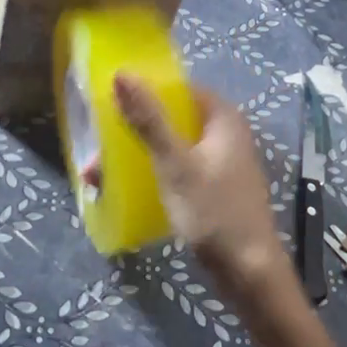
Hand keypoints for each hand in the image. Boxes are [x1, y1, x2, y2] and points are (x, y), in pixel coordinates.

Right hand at [112, 76, 289, 305]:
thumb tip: (123, 74)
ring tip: (96, 174)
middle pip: (173, 118)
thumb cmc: (214, 212)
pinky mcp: (214, 189)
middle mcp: (225, 134)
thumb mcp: (176, 165)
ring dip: (138, 156)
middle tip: (97, 145)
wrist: (249, 273)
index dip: (146, 91)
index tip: (108, 102)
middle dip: (134, 130)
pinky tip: (122, 191)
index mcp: (223, 118)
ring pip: (172, 147)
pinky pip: (177, 171)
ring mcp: (221, 163)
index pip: (180, 88)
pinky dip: (152, 175)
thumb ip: (149, 120)